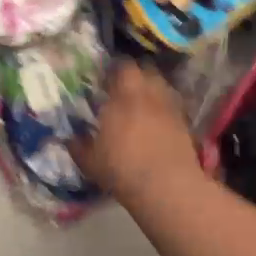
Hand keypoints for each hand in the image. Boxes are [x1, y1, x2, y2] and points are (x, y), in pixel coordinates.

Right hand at [73, 62, 200, 202]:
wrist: (168, 189)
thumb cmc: (123, 170)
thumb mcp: (90, 161)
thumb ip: (78, 145)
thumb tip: (69, 138)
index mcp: (122, 97)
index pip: (122, 67)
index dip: (115, 68)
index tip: (106, 77)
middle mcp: (147, 95)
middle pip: (146, 70)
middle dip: (136, 74)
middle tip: (124, 86)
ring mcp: (169, 108)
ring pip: (162, 85)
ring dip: (152, 88)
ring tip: (142, 101)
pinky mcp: (185, 124)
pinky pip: (173, 106)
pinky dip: (165, 108)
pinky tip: (158, 121)